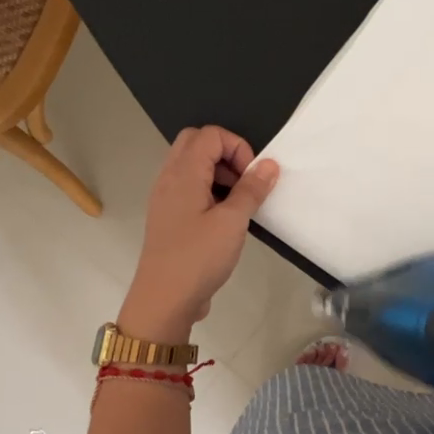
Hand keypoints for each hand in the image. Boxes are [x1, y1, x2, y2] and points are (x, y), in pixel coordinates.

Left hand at [119, 126, 279, 342]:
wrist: (164, 299)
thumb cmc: (199, 257)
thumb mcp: (233, 222)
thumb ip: (252, 190)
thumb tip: (269, 164)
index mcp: (183, 173)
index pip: (210, 134)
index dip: (237, 147)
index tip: (252, 178)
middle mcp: (169, 178)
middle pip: (196, 143)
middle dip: (227, 155)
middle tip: (244, 184)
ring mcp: (166, 198)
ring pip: (191, 165)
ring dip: (218, 173)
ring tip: (237, 203)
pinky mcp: (168, 216)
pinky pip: (188, 187)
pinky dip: (209, 190)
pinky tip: (223, 218)